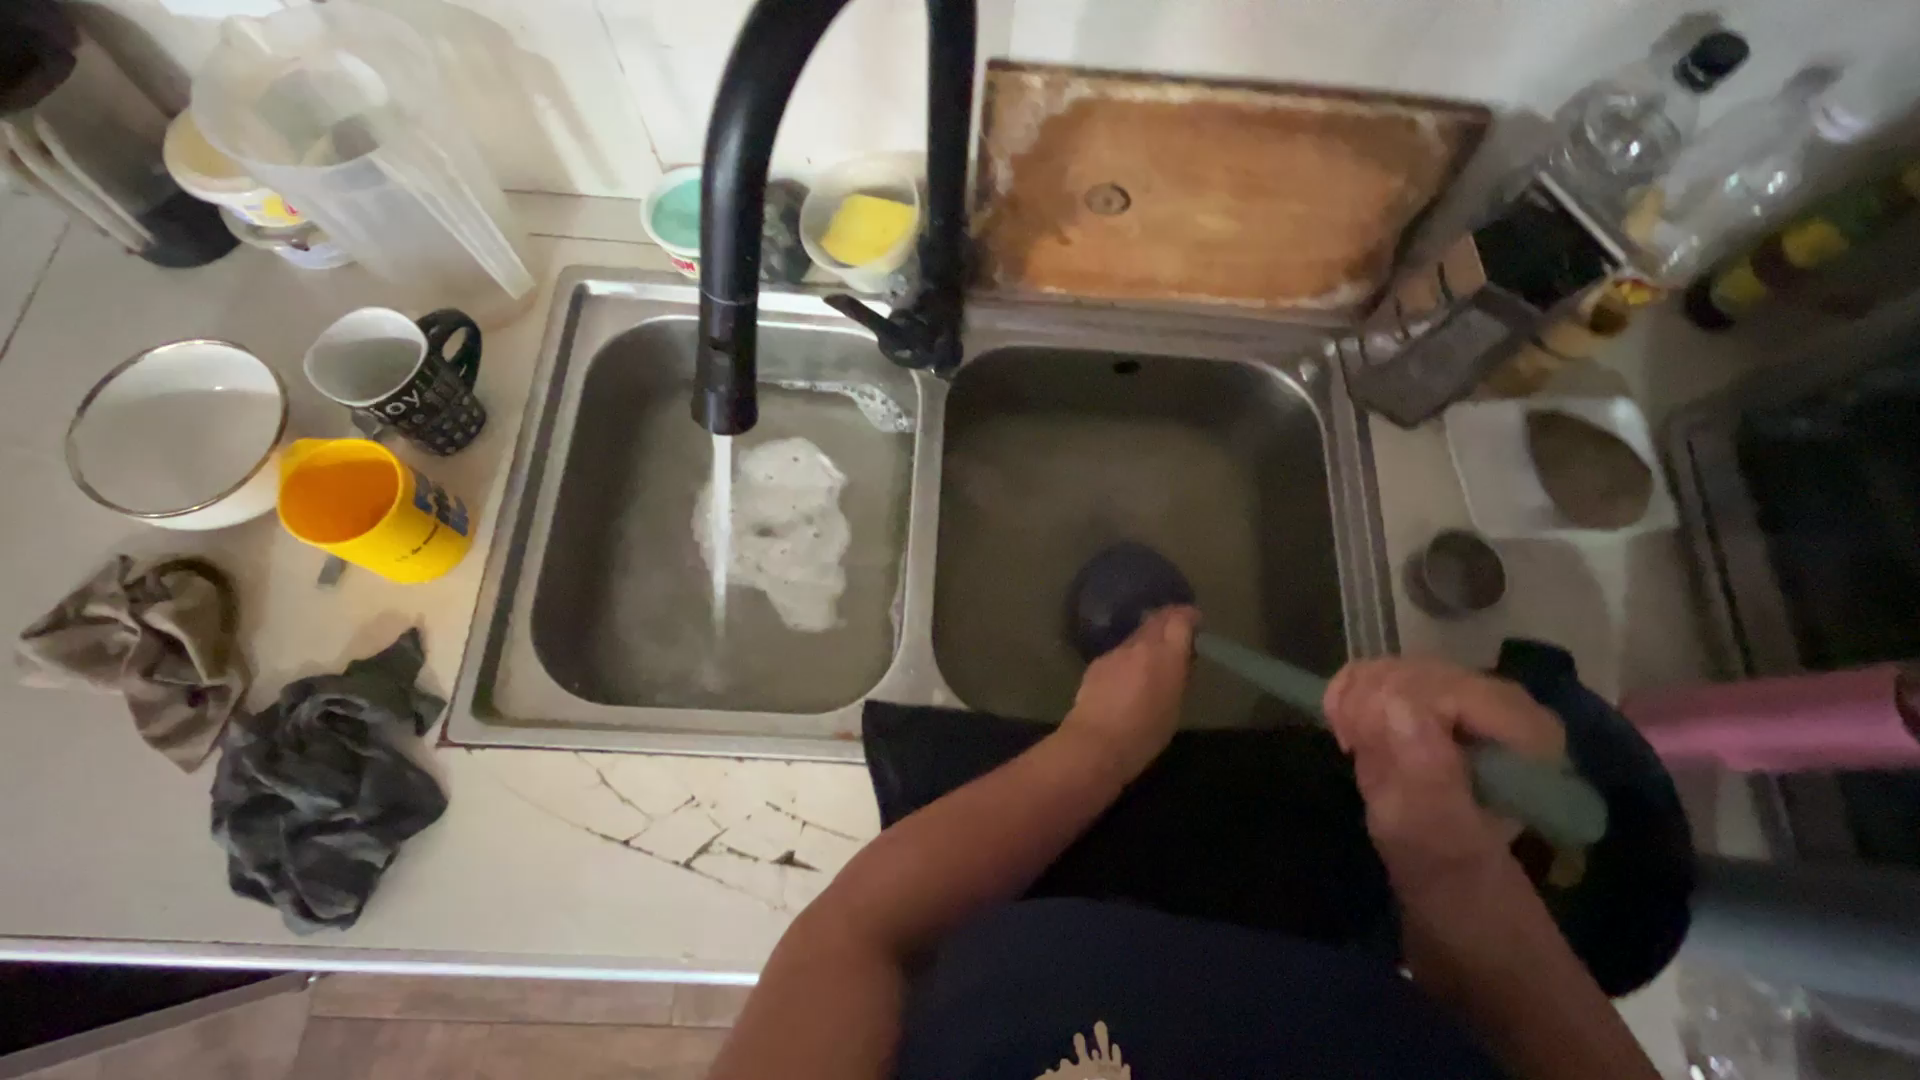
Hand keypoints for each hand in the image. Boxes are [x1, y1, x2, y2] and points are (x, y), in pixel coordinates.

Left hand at [1060, 606, 1199, 777]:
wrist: (1096, 742)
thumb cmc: (1145, 734)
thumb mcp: (1174, 707)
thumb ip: (1177, 678)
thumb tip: (1178, 663)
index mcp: (1167, 656)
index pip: (1179, 620)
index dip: (1188, 617)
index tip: (1195, 620)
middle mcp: (1140, 646)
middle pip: (1156, 620)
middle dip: (1168, 620)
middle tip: (1176, 629)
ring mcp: (1115, 652)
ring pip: (1135, 637)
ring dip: (1146, 641)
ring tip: (1151, 658)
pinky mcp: (1097, 663)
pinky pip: (1118, 654)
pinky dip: (1127, 658)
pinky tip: (1125, 676)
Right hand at [1323, 658, 1565, 893]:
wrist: (1442, 863)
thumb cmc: (1445, 857)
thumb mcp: (1437, 831)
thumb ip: (1427, 773)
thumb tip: (1399, 708)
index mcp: (1527, 733)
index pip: (1449, 690)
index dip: (1393, 706)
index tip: (1357, 743)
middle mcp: (1503, 700)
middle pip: (1417, 673)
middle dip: (1369, 705)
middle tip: (1352, 748)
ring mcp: (1465, 691)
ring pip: (1393, 666)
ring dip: (1354, 701)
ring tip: (1351, 744)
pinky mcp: (1430, 689)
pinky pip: (1377, 668)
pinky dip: (1347, 692)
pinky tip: (1346, 727)